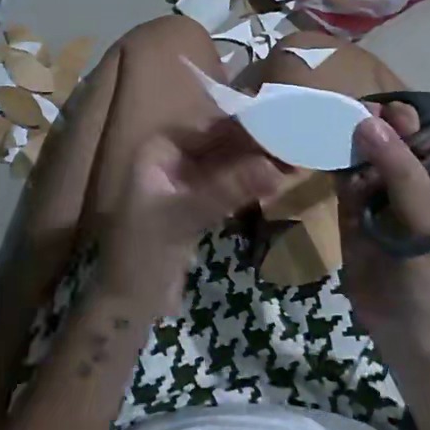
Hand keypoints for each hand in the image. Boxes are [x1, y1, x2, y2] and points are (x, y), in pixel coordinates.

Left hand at [97, 124, 286, 308]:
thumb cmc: (143, 253)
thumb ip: (228, 189)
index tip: (287, 127)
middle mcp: (174, 156)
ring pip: (229, 164)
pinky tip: (278, 182)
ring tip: (297, 163)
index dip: (248, 126)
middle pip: (223, 143)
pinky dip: (250, 184)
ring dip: (258, 164)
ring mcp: (187, 180)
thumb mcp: (184, 216)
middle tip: (300, 147)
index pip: (211, 127)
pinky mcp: (198, 204)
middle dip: (258, 146)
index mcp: (161, 148)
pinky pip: (229, 185)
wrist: (129, 303)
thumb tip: (275, 168)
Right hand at [337, 103, 429, 358]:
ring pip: (363, 156)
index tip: (384, 106)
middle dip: (372, 123)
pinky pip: (343, 178)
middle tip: (350, 112)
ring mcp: (381, 195)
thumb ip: (402, 173)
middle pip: (391, 141)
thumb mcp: (426, 222)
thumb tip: (368, 122)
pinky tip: (321, 146)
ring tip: (330, 121)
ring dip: (348, 138)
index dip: (409, 118)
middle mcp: (413, 181)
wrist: (406, 334)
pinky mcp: (353, 210)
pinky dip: (332, 162)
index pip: (428, 135)